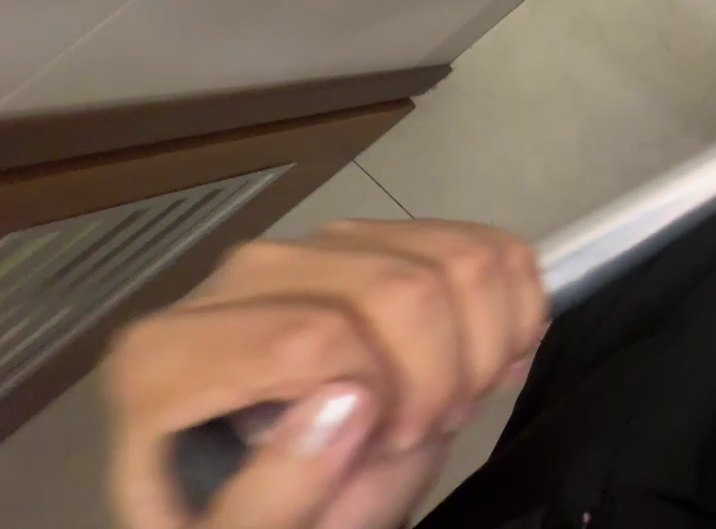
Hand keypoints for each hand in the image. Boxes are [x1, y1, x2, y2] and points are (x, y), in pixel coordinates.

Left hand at [104, 218, 545, 528]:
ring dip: (491, 337)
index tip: (392, 445)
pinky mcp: (405, 233)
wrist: (292, 478)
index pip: (314, 335)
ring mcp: (336, 241)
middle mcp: (252, 272)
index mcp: (177, 349)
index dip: (382, 392)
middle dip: (447, 368)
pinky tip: (497, 352)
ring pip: (461, 255)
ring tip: (465, 392)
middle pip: (401, 286)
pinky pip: (494, 244)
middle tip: (438, 426)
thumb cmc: (257, 511)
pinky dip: (520, 302)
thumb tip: (353, 400)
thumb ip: (271, 496)